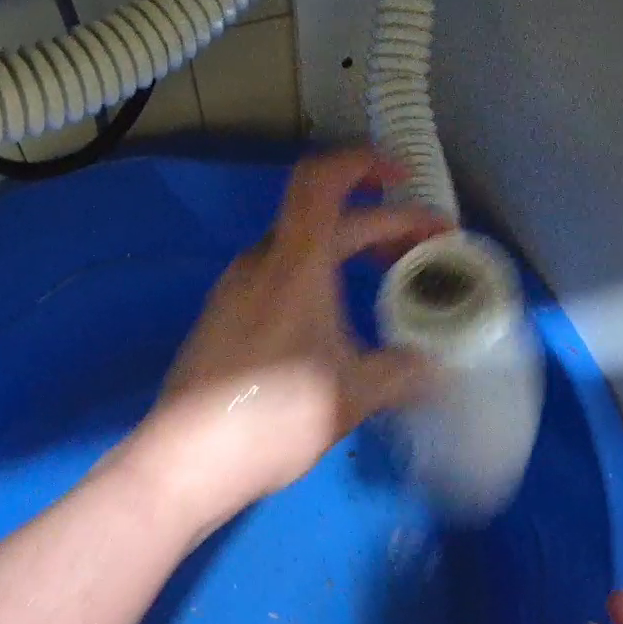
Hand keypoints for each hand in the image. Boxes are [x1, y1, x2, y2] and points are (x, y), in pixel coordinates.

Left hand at [125, 148, 451, 523]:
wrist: (188, 460)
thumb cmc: (273, 418)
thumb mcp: (352, 395)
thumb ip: (402, 372)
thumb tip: (434, 368)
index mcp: (295, 263)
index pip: (323, 180)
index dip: (365, 163)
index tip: (405, 179)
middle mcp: (261, 261)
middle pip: (325, 216)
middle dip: (381, 223)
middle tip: (424, 250)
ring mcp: (237, 287)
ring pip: (302, 245)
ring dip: (350, 248)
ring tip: (388, 277)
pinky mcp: (225, 314)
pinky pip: (282, 272)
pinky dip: (322, 272)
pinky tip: (340, 314)